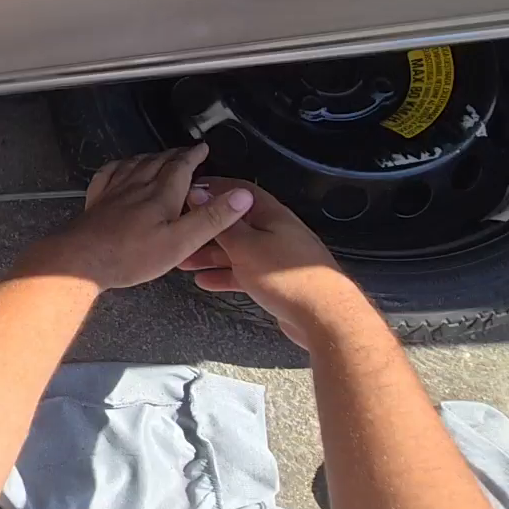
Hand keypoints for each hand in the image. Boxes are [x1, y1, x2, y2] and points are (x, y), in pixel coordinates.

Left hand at [20, 145, 255, 291]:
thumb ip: (211, 218)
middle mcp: (136, 187)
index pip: (180, 166)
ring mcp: (113, 192)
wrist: (82, 259)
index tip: (203, 148)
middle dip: (174, 154)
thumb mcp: (181, 242)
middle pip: (157, 162)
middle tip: (185, 151)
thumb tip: (241, 196)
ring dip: (149, 157)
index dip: (194, 155)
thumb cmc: (132, 255)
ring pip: (134, 164)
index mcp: (160, 195)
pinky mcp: (96, 201)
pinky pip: (108, 173)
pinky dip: (119, 165)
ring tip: (158, 156)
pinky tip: (120, 167)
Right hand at [178, 179, 375, 347]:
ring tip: (186, 261)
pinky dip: (225, 275)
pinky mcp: (278, 280)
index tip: (190, 192)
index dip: (213, 188)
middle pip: (234, 224)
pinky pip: (245, 272)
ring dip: (210, 255)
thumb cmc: (290, 278)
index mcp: (272, 216)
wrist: (326, 320)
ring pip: (237, 250)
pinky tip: (207, 281)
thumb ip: (220, 223)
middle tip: (182, 232)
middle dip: (206, 229)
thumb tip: (201, 196)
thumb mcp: (244, 246)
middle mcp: (277, 233)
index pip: (239, 191)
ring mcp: (278, 257)